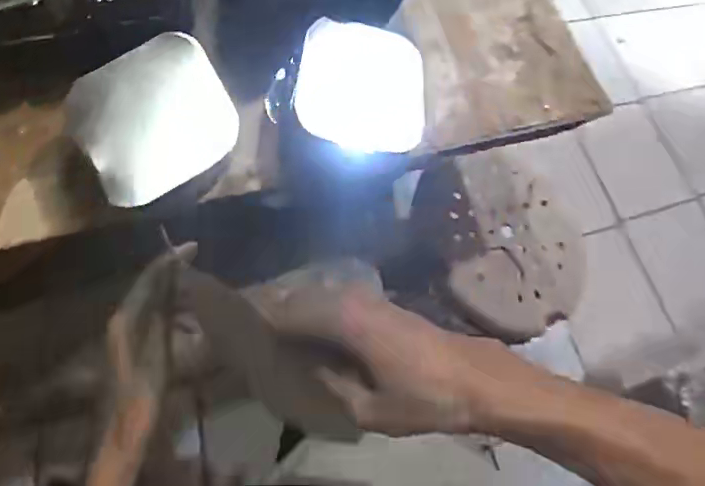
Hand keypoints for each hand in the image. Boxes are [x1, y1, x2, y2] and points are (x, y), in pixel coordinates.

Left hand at [90, 243, 195, 485]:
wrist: (122, 439)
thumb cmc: (142, 395)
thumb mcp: (159, 350)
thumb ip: (164, 310)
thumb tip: (174, 273)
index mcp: (125, 318)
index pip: (149, 277)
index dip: (170, 259)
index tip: (193, 246)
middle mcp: (120, 320)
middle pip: (147, 285)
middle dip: (170, 269)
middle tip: (195, 256)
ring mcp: (122, 335)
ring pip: (148, 300)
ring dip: (169, 287)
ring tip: (194, 277)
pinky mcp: (128, 348)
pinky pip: (149, 314)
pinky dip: (166, 305)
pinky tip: (183, 309)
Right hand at [263, 285, 532, 436]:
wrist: (470, 375)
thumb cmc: (422, 395)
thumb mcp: (371, 410)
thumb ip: (330, 386)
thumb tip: (300, 368)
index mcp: (346, 319)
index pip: (290, 312)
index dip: (261, 318)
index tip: (234, 324)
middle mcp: (351, 297)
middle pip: (300, 297)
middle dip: (270, 307)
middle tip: (242, 324)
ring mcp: (365, 295)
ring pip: (316, 294)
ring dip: (291, 307)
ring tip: (266, 327)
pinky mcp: (376, 302)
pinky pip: (332, 299)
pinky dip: (311, 309)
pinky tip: (304, 328)